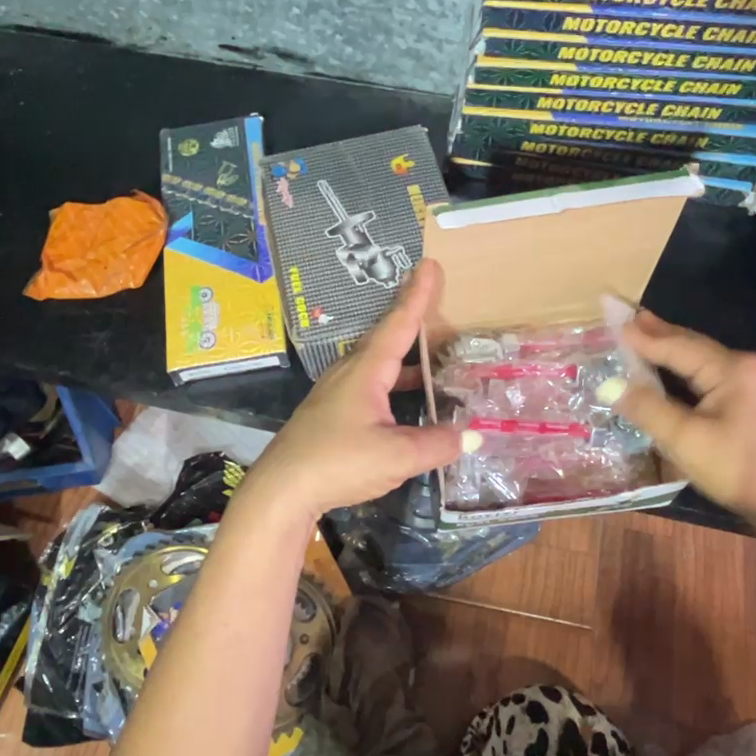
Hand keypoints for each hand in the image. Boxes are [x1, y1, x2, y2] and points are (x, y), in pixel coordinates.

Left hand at [234, 261, 462, 522]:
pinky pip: (371, 386)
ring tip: (434, 356)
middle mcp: (349, 374)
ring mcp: (337, 394)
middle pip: (386, 339)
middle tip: (436, 302)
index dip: (418, 296)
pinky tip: (407, 402)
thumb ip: (437, 444)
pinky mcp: (332, 415)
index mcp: (365, 371)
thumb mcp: (396, 455)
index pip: (398, 325)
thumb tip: (474, 436)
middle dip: (412, 320)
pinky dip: (394, 384)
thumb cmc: (337, 463)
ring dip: (405, 358)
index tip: (430, 264)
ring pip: (377, 365)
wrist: (281, 490)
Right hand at [614, 310, 755, 532]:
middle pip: (692, 346)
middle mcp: (743, 368)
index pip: (677, 345)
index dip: (643, 337)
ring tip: (642, 337)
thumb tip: (613, 387)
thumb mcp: (686, 440)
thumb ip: (648, 408)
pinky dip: (682, 371)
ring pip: (700, 361)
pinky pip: (708, 377)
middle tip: (627, 319)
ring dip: (670, 351)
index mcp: (731, 368)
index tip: (614, 323)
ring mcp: (751, 386)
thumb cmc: (739, 468)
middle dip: (658, 334)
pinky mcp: (750, 405)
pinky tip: (669, 371)